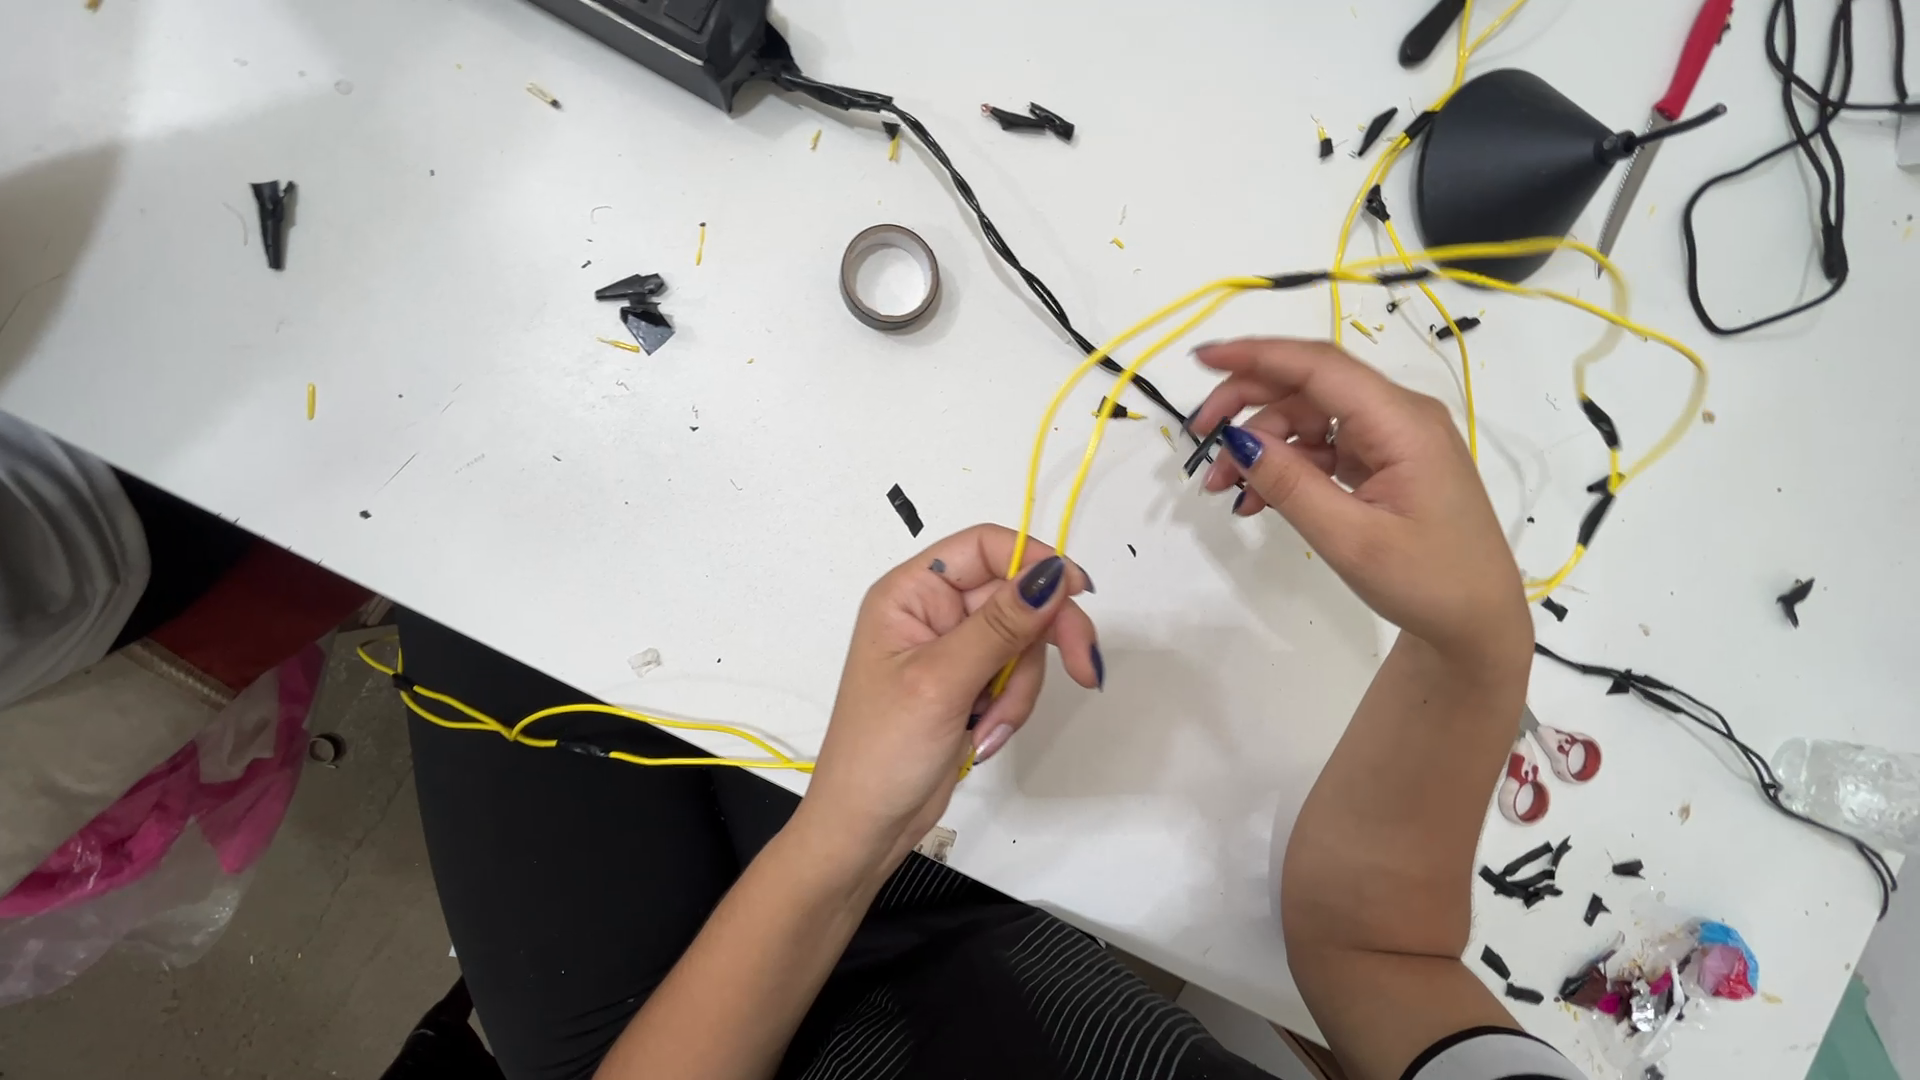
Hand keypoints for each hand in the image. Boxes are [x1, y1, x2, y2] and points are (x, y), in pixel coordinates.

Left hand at [800, 524, 1100, 869]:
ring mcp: (954, 649)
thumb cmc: (882, 751)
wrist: (866, 827)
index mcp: (910, 593)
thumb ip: (1000, 626)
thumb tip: (1052, 575)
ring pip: (1023, 641)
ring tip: (988, 727)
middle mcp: (933, 611)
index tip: (1077, 591)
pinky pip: (1016, 676)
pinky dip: (1011, 706)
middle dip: (1045, 637)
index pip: (984, 547)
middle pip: (1016, 596)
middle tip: (1085, 669)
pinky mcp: (970, 683)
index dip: (1034, 560)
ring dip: (1019, 688)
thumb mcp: (941, 681)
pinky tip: (983, 735)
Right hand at [1189, 339, 1528, 665]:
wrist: (1473, 621)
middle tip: (1199, 438)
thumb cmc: (1425, 580)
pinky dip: (1281, 469)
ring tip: (1224, 490)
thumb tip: (1237, 440)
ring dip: (1258, 448)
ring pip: (1305, 421)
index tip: (1202, 359)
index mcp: (1400, 423)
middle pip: (1306, 387)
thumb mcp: (1349, 537)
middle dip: (1246, 406)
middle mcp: (1395, 417)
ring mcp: (1387, 440)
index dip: (1256, 356)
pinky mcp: (1379, 463)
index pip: (1318, 367)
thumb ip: (1290, 484)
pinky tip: (1254, 500)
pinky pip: (1318, 449)